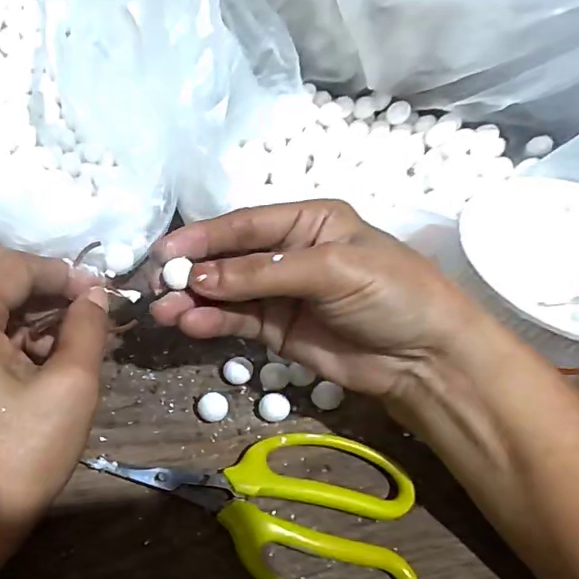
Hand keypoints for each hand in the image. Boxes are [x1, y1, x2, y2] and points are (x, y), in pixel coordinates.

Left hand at [0, 245, 112, 538]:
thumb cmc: (24, 451)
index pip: (17, 265)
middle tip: (85, 308)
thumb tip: (95, 294)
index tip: (103, 294)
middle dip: (44, 284)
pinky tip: (49, 355)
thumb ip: (87, 327)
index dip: (64, 273)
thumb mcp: (70, 385)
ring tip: (75, 335)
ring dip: (33, 308)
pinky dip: (17, 332)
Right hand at [147, 200, 494, 398]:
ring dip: (193, 300)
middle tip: (155, 285)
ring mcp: (277, 293)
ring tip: (164, 312)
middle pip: (226, 258)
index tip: (165, 252)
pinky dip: (210, 323)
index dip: (203, 237)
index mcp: (306, 222)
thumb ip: (262, 273)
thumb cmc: (391, 294)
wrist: (423, 357)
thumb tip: (199, 279)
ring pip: (223, 293)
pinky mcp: (273, 329)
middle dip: (190, 271)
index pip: (244, 225)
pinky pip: (234, 322)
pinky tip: (190, 326)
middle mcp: (286, 253)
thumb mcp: (331, 270)